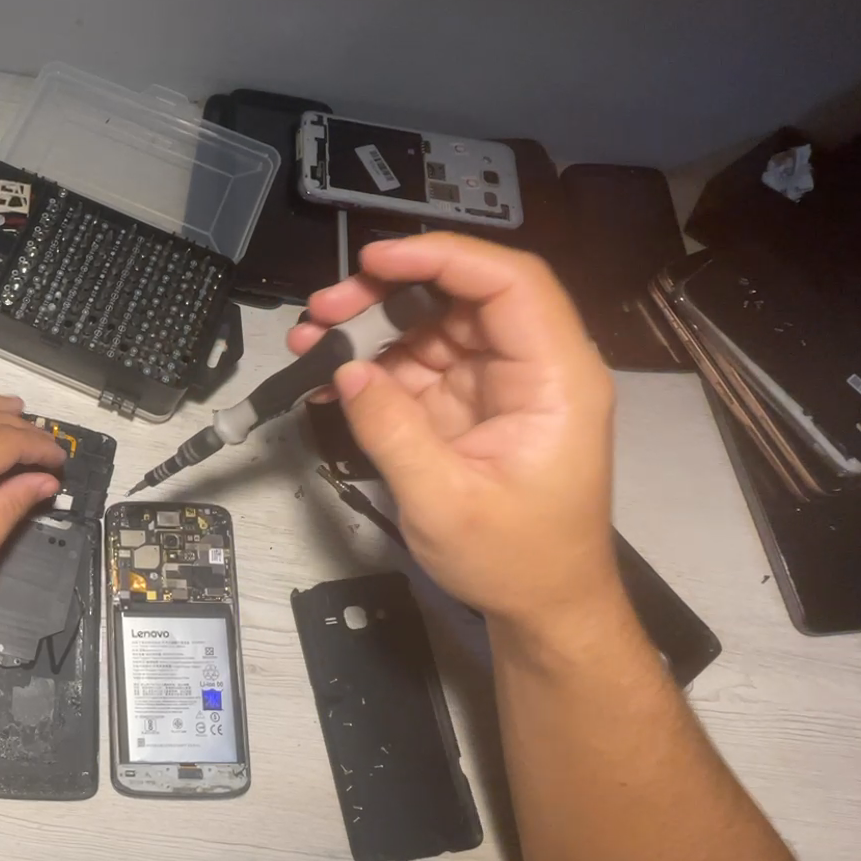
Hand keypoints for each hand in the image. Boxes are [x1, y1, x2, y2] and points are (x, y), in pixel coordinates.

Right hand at [290, 233, 618, 622]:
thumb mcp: (443, 501)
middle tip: (321, 308)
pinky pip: (409, 370)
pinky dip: (365, 371)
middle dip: (385, 293)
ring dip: (364, 330)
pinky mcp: (460, 406)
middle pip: (458, 298)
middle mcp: (526, 368)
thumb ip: (392, 430)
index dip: (442, 257)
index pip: (509, 285)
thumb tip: (345, 369)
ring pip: (425, 328)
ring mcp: (490, 385)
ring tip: (306, 342)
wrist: (538, 603)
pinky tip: (324, 380)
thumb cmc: (512, 559)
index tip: (373, 259)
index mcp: (553, 379)